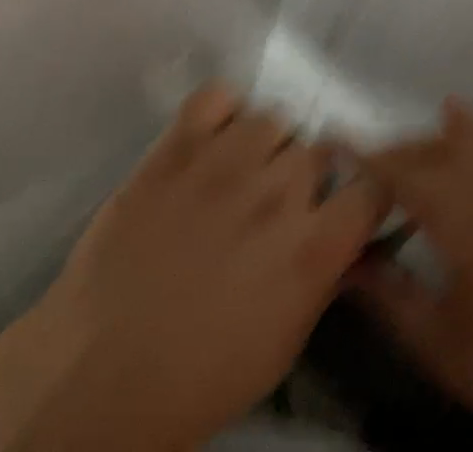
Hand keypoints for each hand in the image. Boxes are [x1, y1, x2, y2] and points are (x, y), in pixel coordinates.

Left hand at [0, 82, 385, 450]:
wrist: (99, 370)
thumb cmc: (200, 376)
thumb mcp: (285, 344)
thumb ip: (325, 280)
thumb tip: (352, 245)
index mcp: (314, 246)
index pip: (374, 187)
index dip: (365, 196)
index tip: (349, 208)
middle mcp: (279, 192)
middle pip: (320, 150)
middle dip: (310, 175)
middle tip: (283, 204)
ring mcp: (223, 163)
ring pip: (274, 118)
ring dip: (269, 145)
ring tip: (244, 172)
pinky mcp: (173, 149)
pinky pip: (216, 96)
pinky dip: (224, 110)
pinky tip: (215, 139)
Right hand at [353, 102, 472, 451]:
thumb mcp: (440, 344)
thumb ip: (389, 297)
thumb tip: (345, 263)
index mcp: (468, 226)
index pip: (405, 175)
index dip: (367, 157)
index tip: (334, 143)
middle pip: (438, 153)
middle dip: (397, 151)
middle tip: (363, 167)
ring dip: (435, 139)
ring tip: (405, 146)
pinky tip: (465, 126)